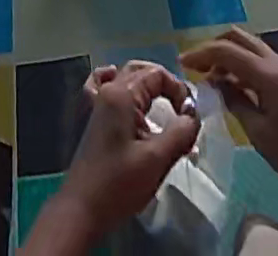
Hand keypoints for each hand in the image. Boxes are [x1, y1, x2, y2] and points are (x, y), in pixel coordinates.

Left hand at [30, 63, 198, 250]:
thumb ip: (180, 133)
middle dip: (166, 86)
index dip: (178, 89)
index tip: (191, 116)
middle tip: (184, 111)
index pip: (156, 74)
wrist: (83, 206)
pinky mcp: (93, 116)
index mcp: (121, 94)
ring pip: (126, 79)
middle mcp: (107, 90)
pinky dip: (120, 85)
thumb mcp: (156, 159)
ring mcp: (97, 101)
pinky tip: (128, 95)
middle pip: (141, 72)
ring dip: (148, 87)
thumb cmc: (119, 183)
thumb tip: (193, 114)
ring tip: (166, 106)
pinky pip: (105, 86)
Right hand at [179, 28, 277, 197]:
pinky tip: (232, 85)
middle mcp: (276, 63)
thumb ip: (234, 100)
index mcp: (267, 74)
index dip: (200, 54)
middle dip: (213, 46)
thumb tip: (215, 82)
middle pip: (237, 37)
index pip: (225, 50)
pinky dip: (240, 63)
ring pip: (248, 46)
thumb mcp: (257, 132)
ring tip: (211, 77)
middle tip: (196, 66)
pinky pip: (258, 59)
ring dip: (227, 54)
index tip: (182, 64)